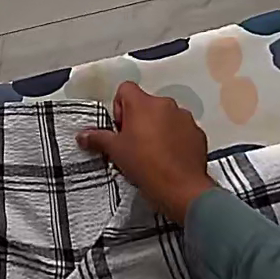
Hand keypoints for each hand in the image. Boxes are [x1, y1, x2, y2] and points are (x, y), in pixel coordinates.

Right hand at [77, 82, 214, 223]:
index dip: (119, 107)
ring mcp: (184, 118)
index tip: (120, 129)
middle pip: (145, 104)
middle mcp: (165, 104)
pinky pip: (181, 129)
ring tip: (152, 153)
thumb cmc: (144, 165)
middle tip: (133, 144)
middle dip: (138, 120)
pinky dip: (174, 138)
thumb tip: (81, 136)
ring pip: (164, 116)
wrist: (181, 188)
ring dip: (157, 128)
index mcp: (143, 104)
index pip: (125, 89)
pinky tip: (169, 158)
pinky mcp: (198, 133)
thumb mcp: (115, 151)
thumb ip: (97, 138)